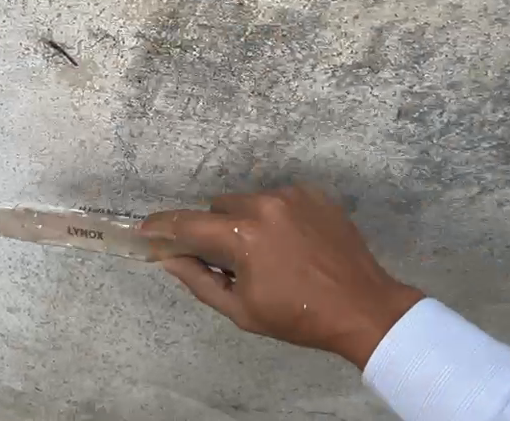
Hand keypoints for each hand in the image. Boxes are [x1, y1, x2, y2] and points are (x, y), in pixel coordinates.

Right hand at [140, 186, 424, 367]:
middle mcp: (262, 204)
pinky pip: (279, 198)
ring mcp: (290, 195)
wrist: (365, 309)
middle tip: (233, 258)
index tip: (144, 228)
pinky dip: (277, 216)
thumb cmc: (300, 317)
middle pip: (219, 207)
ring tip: (271, 252)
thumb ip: (200, 281)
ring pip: (249, 200)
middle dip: (218, 229)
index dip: (163, 226)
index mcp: (243, 235)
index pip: (189, 224)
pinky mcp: (312, 193)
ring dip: (247, 220)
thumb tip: (168, 259)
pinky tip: (294, 242)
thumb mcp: (243, 310)